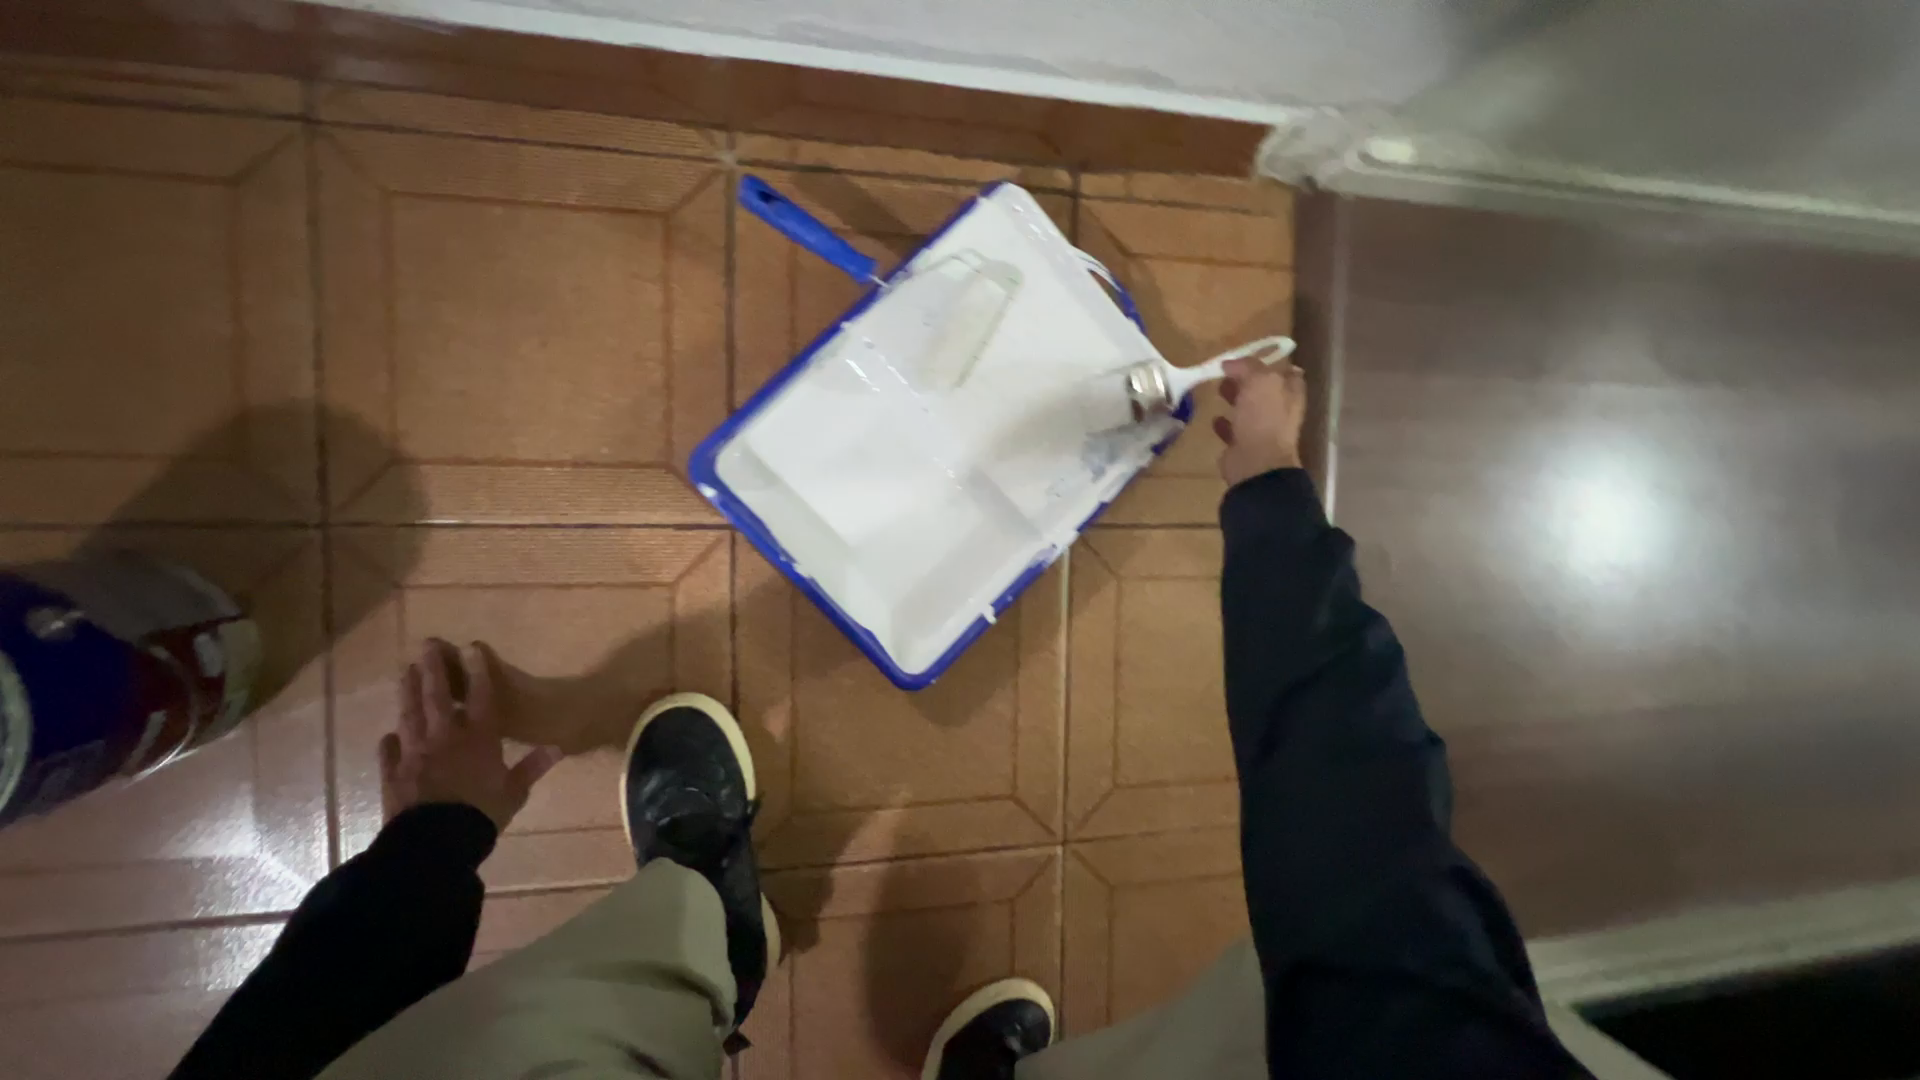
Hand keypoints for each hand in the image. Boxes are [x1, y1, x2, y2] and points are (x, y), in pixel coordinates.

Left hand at [379, 640, 562, 831]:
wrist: (434, 843)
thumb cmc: (482, 813)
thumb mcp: (515, 791)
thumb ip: (532, 767)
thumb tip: (558, 747)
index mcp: (479, 738)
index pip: (481, 696)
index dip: (478, 670)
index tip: (472, 646)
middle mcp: (445, 737)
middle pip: (438, 696)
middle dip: (434, 668)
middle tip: (428, 644)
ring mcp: (414, 753)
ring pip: (411, 714)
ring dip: (408, 691)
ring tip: (406, 671)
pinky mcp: (393, 774)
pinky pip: (390, 751)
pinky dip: (391, 740)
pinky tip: (390, 733)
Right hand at [1212, 356, 1306, 486]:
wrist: (1256, 462)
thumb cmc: (1263, 418)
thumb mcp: (1259, 381)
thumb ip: (1246, 367)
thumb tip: (1229, 363)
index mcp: (1290, 393)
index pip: (1286, 372)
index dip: (1268, 364)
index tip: (1247, 359)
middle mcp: (1280, 410)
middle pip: (1263, 390)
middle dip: (1246, 380)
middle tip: (1227, 373)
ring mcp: (1263, 429)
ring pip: (1248, 409)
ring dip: (1234, 399)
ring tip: (1218, 390)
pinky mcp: (1245, 445)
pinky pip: (1234, 430)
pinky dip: (1225, 424)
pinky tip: (1215, 419)